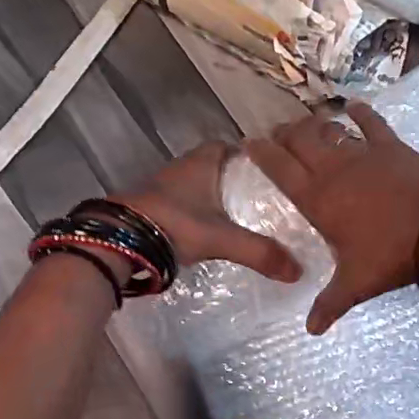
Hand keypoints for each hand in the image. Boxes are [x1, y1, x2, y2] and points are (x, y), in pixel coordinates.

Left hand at [114, 141, 301, 282]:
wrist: (122, 239)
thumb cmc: (175, 223)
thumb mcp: (223, 238)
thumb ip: (259, 253)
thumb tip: (297, 272)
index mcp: (203, 161)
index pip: (233, 147)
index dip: (253, 158)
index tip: (273, 175)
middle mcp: (184, 168)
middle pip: (219, 168)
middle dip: (239, 183)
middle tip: (264, 203)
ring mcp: (166, 188)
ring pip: (202, 188)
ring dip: (218, 200)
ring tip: (245, 220)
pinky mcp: (156, 209)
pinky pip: (188, 206)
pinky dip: (202, 216)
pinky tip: (213, 233)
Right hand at [244, 102, 418, 334]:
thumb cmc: (391, 255)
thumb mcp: (357, 283)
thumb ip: (330, 303)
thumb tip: (311, 330)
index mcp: (318, 199)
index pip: (280, 169)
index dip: (261, 153)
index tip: (247, 143)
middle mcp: (333, 170)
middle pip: (299, 141)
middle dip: (283, 134)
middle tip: (275, 135)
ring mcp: (362, 154)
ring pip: (328, 129)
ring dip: (313, 124)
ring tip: (304, 124)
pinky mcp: (390, 147)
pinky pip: (371, 124)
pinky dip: (361, 114)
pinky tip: (354, 107)